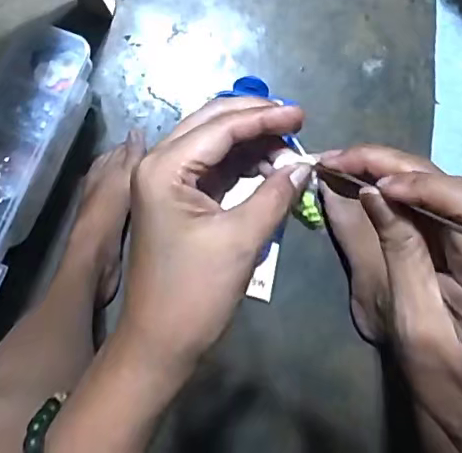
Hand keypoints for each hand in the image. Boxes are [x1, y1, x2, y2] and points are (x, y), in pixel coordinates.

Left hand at [115, 96, 310, 367]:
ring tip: (289, 148)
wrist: (157, 347)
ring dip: (252, 138)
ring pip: (215, 137)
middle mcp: (159, 162)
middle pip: (214, 120)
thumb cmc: (194, 293)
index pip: (222, 126)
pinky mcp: (178, 193)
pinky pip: (215, 161)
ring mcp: (166, 177)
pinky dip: (243, 158)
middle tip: (296, 121)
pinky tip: (271, 164)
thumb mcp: (241, 240)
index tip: (302, 115)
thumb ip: (275, 194)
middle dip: (257, 117)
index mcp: (165, 167)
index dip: (266, 118)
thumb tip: (304, 166)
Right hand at [317, 145, 461, 452]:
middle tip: (340, 158)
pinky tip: (366, 176)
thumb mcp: (417, 328)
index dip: (422, 185)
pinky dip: (396, 183)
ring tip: (344, 161)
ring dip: (390, 167)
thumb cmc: (452, 384)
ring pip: (439, 182)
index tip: (375, 185)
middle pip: (450, 182)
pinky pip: (431, 197)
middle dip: (394, 164)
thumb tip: (371, 192)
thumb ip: (400, 254)